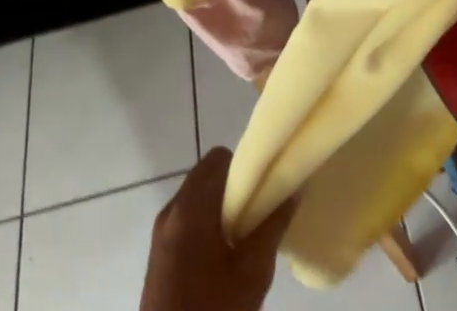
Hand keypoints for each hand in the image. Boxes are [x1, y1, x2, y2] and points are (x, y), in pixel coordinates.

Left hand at [141, 148, 297, 310]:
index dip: (248, 166)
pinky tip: (230, 251)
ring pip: (199, 196)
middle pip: (208, 175)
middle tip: (263, 211)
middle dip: (238, 186)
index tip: (270, 185)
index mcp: (190, 210)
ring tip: (250, 234)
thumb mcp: (252, 271)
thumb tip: (296, 186)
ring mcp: (161, 231)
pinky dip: (211, 220)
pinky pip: (189, 216)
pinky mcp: (161, 250)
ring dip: (225, 205)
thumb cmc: (214, 309)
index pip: (220, 160)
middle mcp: (170, 211)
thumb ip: (273, 224)